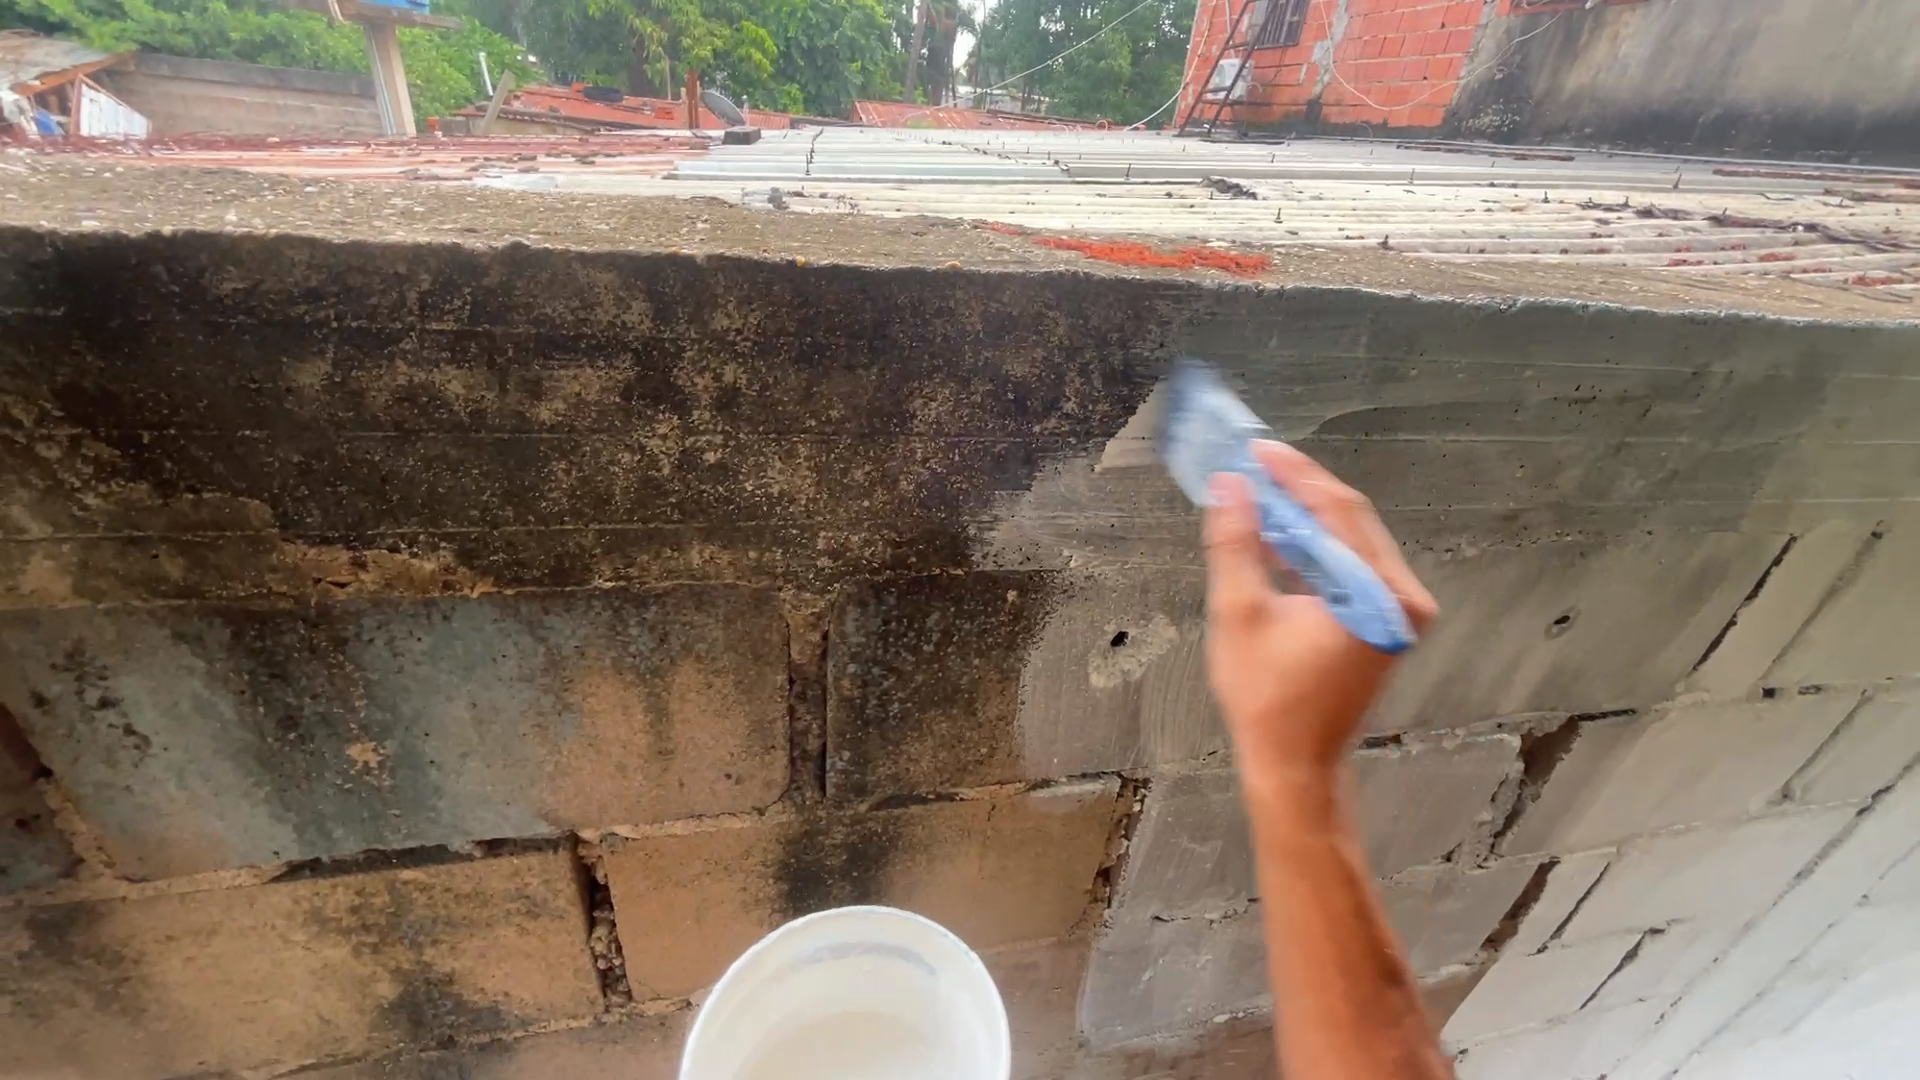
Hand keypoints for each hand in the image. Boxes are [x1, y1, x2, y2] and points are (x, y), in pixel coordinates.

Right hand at [1203, 441, 1437, 775]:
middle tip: (1255, 464)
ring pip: (1351, 539)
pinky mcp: (1384, 620)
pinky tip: (1279, 534)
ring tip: (1260, 492)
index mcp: (1377, 595)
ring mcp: (1398, 610)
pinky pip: (1350, 564)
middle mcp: (1402, 598)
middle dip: (1300, 489)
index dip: (1295, 476)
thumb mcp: (1239, 613)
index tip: (1258, 449)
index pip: (1338, 512)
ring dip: (1305, 515)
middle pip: (1351, 520)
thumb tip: (1229, 485)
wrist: (1294, 759)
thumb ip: (1235, 543)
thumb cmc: (1265, 696)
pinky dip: (1314, 545)